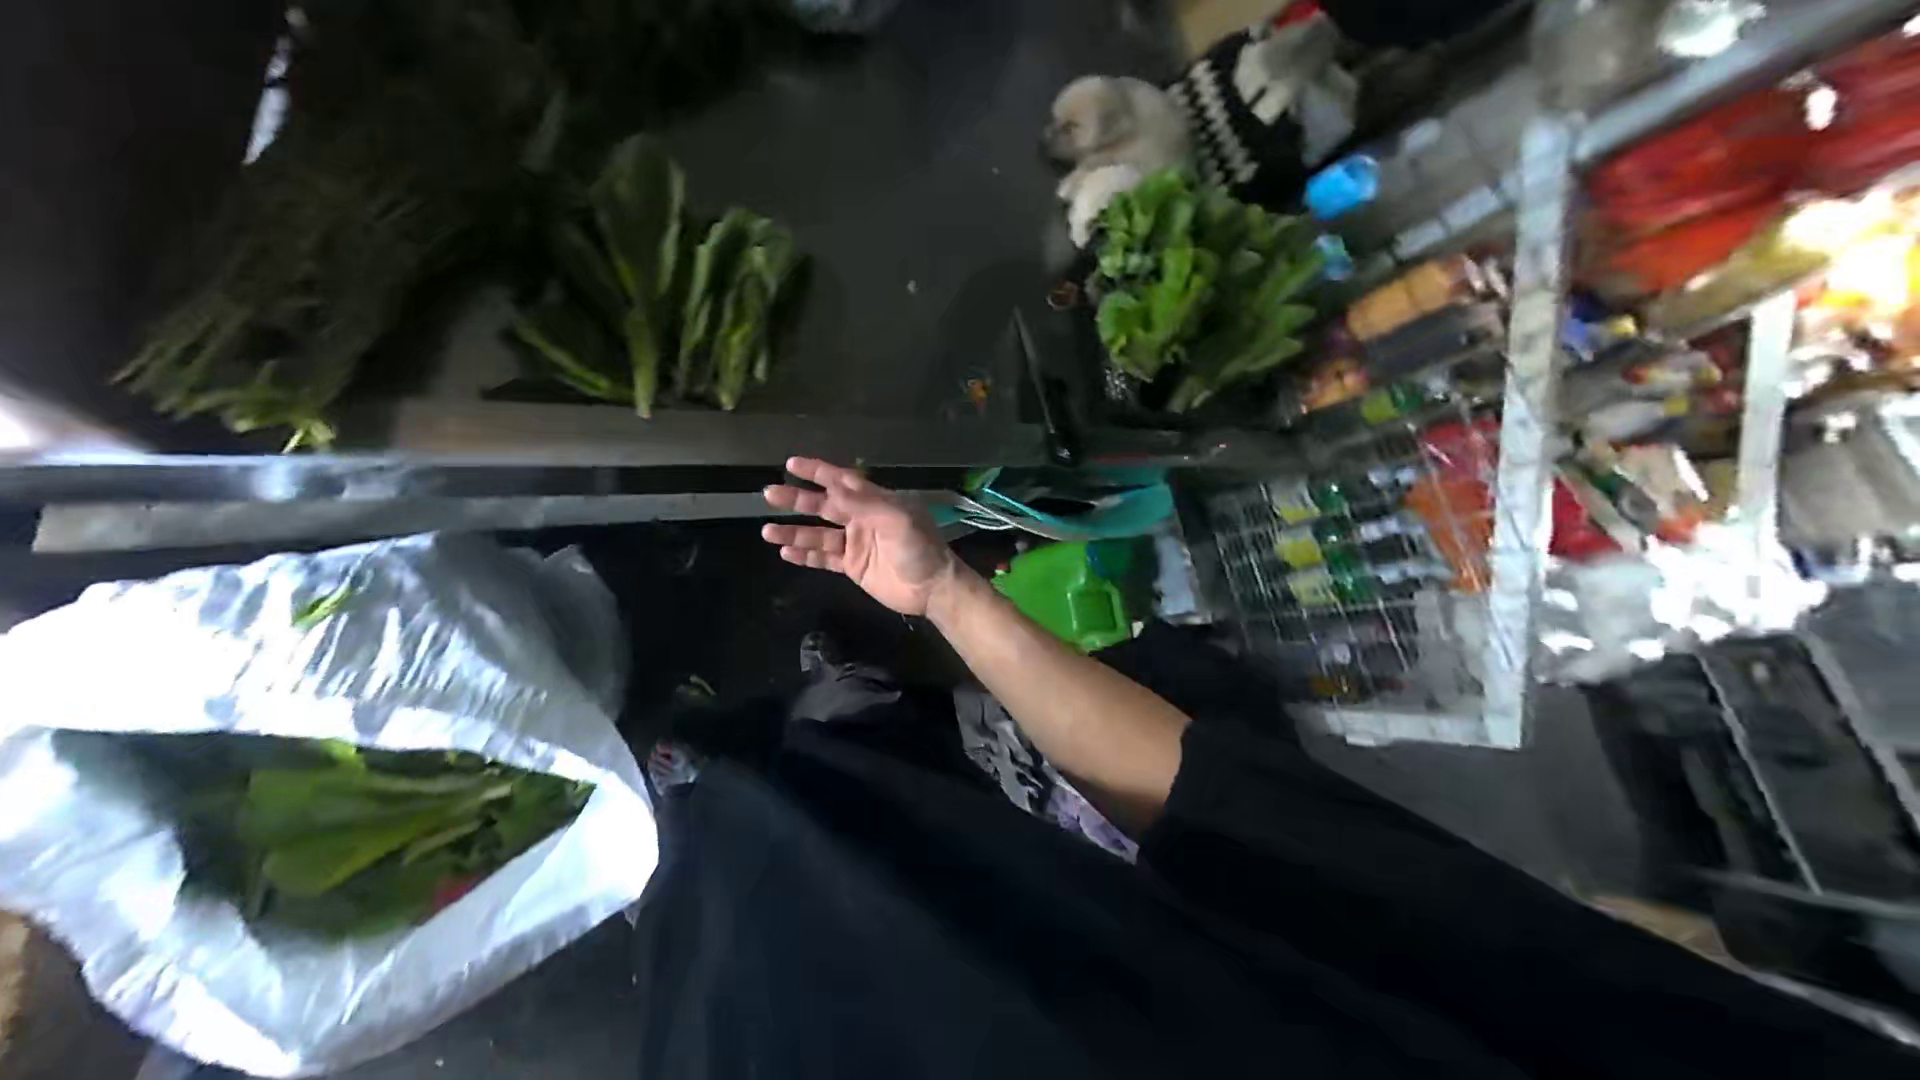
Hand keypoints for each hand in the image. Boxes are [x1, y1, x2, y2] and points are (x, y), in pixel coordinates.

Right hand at [761, 457, 960, 616]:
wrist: (932, 588)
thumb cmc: (920, 548)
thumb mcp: (898, 519)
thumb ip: (865, 503)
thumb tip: (833, 487)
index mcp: (876, 502)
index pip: (843, 482)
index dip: (818, 472)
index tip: (793, 463)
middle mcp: (863, 519)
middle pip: (824, 506)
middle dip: (797, 499)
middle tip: (769, 493)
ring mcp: (856, 543)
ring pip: (818, 534)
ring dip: (794, 531)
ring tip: (767, 530)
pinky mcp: (853, 567)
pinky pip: (823, 558)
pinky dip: (805, 555)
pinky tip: (785, 552)